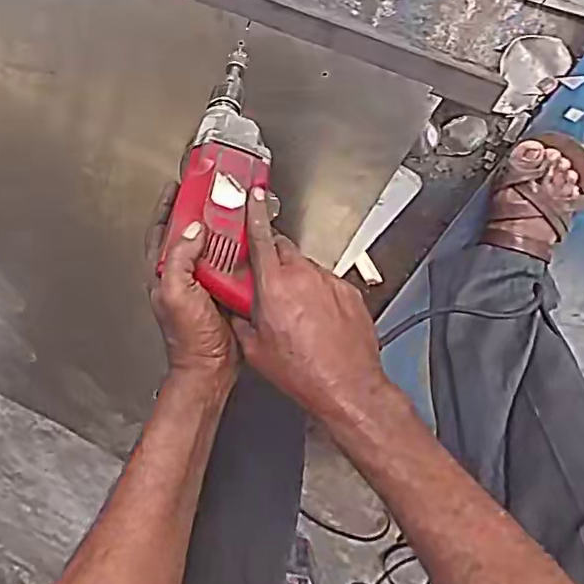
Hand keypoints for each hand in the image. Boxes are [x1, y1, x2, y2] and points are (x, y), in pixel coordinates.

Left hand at [146, 186, 238, 380]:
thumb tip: (192, 231)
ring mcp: (202, 281)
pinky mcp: (223, 288)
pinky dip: (237, 248)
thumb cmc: (188, 340)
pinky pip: (229, 260)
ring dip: (220, 228)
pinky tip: (245, 240)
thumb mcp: (177, 294)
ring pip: (210, 244)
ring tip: (229, 210)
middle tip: (209, 192)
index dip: (167, 206)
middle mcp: (181, 273)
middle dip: (197, 211)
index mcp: (163, 272)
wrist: (211, 369)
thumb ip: (180, 259)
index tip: (177, 187)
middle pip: (186, 232)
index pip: (161, 229)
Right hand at [230, 186, 397, 426]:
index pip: (261, 236)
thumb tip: (235, 309)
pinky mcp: (348, 291)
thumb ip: (241, 319)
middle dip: (273, 257)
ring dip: (297, 280)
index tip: (253, 196)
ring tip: (296, 311)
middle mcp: (303, 276)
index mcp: (275, 285)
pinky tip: (318, 319)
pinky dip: (319, 293)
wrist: (348, 387)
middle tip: (267, 279)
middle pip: (283, 248)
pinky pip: (326, 282)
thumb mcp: (256, 349)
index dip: (255, 212)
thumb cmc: (304, 372)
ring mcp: (329, 281)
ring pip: (305, 267)